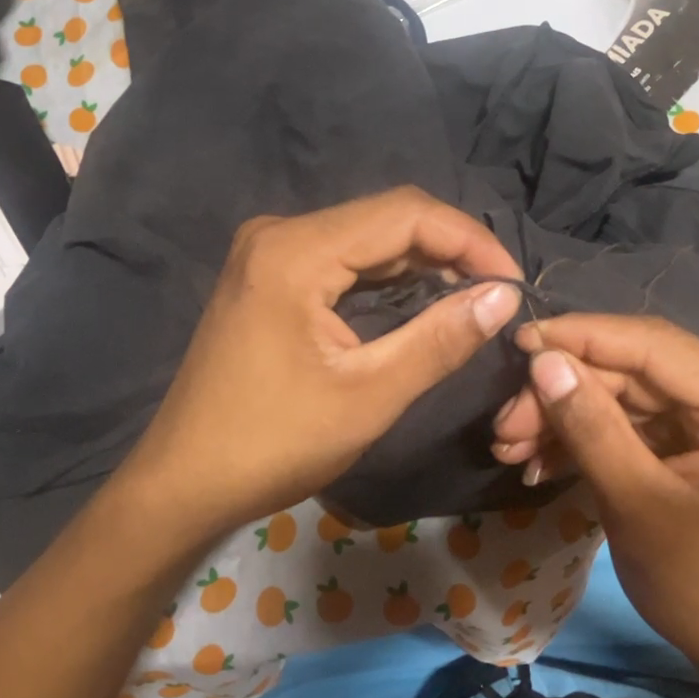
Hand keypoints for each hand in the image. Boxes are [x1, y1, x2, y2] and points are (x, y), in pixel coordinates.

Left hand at [122, 187, 523, 538]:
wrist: (184, 483)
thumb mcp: (369, 396)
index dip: (470, 239)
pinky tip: (424, 300)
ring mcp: (270, 253)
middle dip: (451, 249)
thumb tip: (504, 296)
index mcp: (296, 252)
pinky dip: (389, 277)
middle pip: (386, 218)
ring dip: (424, 262)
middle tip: (500, 293)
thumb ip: (440, 339)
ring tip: (475, 296)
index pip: (405, 213)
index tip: (513, 283)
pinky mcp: (270, 276)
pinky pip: (344, 260)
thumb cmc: (274, 445)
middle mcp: (280, 234)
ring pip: (368, 238)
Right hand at [492, 315, 698, 679]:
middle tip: (503, 422)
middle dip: (564, 388)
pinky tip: (537, 458)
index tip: (518, 341)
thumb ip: (591, 426)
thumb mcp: (637, 504)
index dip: (583, 337)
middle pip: (635, 366)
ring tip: (508, 445)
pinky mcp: (691, 435)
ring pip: (624, 390)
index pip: (655, 346)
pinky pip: (630, 418)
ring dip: (565, 412)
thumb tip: (542, 360)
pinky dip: (585, 433)